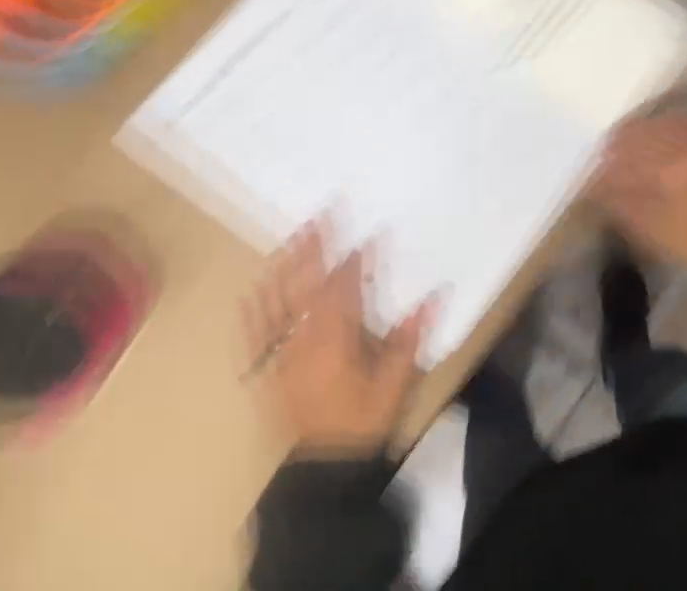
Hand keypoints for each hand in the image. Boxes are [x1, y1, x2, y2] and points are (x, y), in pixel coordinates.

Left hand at [242, 218, 436, 458]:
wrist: (322, 471)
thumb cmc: (362, 424)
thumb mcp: (395, 386)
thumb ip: (408, 340)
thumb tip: (433, 298)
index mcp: (335, 343)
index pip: (343, 291)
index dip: (354, 262)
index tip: (367, 238)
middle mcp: (302, 342)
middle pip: (304, 286)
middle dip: (313, 249)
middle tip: (320, 216)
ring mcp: (279, 354)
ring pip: (276, 302)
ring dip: (284, 266)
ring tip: (292, 237)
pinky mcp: (265, 369)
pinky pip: (254, 333)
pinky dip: (253, 307)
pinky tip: (253, 287)